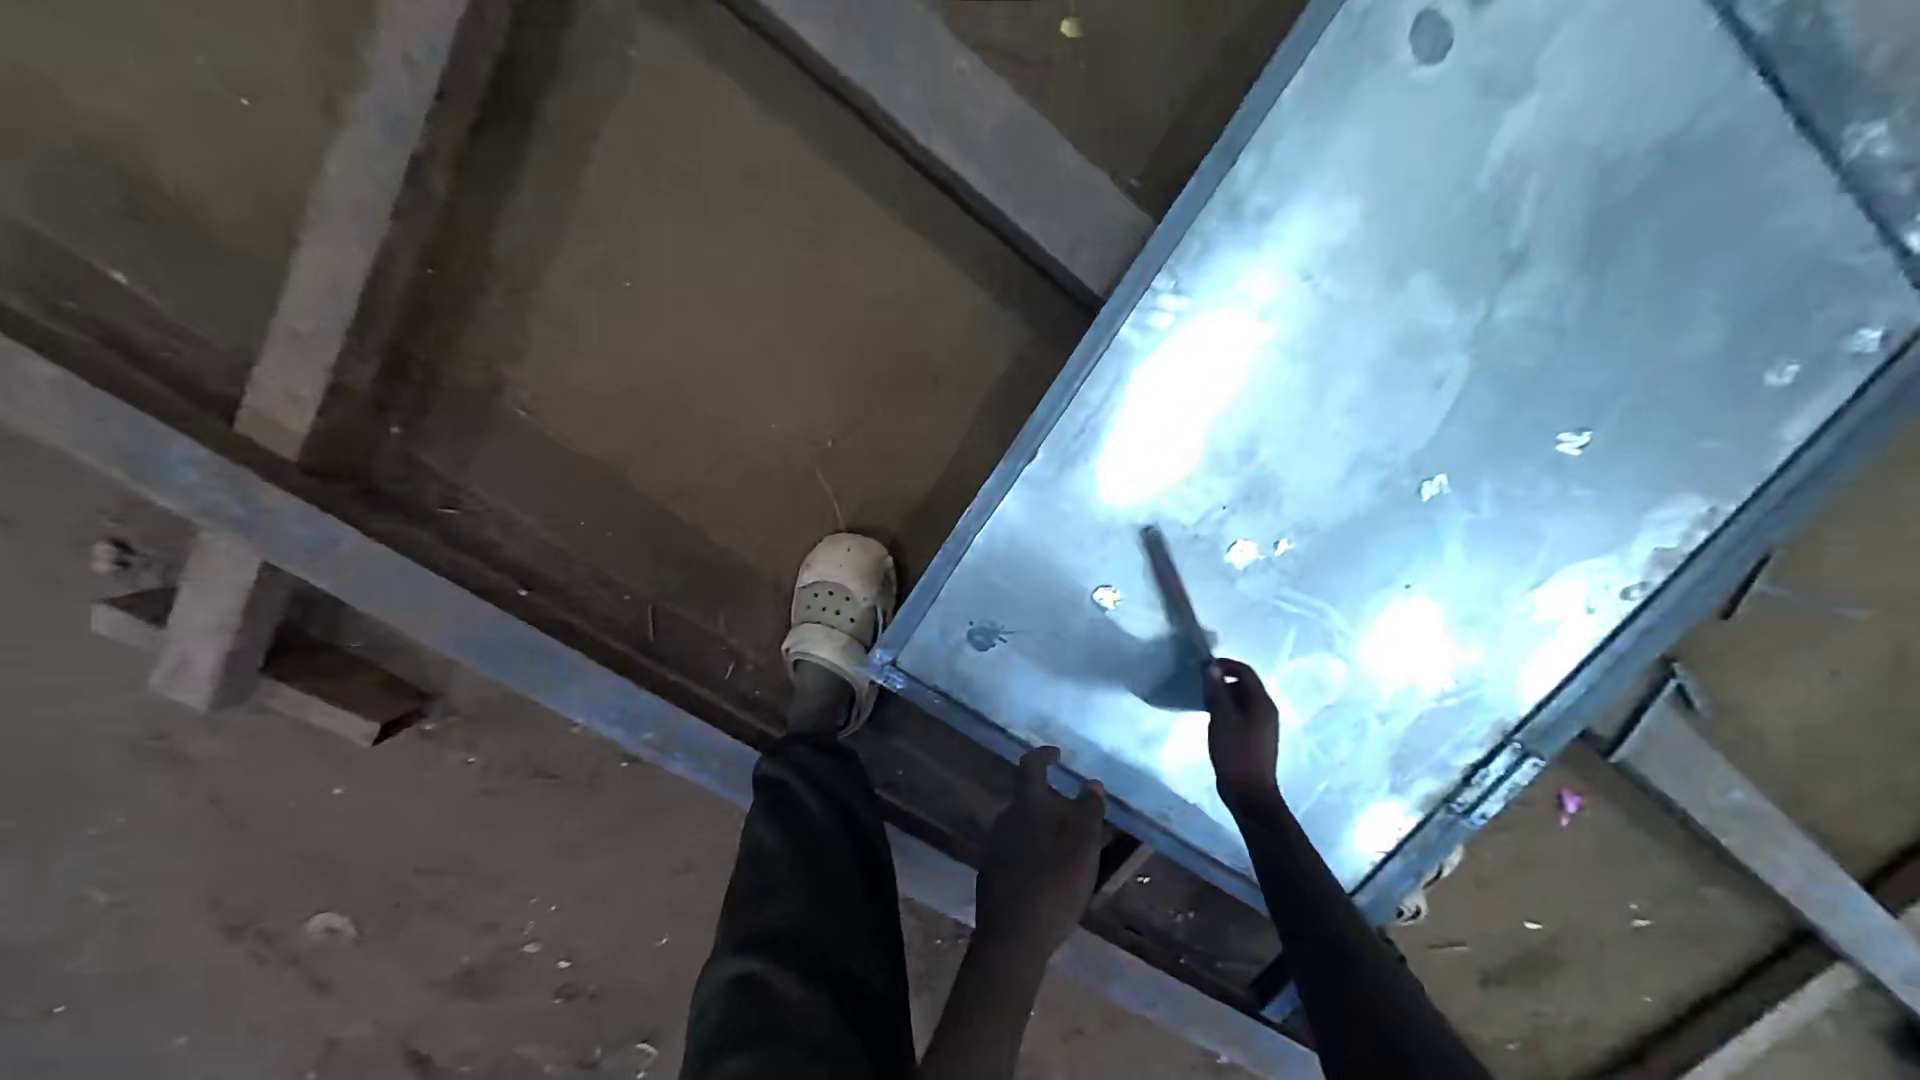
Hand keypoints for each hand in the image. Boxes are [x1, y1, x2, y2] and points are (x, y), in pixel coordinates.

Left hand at [975, 746, 1105, 958]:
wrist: (1011, 937)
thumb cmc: (1053, 886)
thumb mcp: (1083, 848)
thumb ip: (1089, 812)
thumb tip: (1091, 784)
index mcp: (1026, 805)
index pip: (1030, 766)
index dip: (1044, 755)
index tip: (1058, 755)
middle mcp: (1005, 817)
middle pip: (1030, 798)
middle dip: (1055, 803)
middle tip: (1082, 819)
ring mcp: (994, 844)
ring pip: (1025, 824)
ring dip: (1047, 828)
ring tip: (1072, 849)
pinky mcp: (991, 869)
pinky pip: (1017, 846)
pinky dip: (1036, 848)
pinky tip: (1051, 872)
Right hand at [1206, 658, 1280, 805]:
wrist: (1249, 792)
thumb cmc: (1235, 752)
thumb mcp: (1223, 718)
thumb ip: (1218, 690)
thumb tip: (1212, 666)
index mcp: (1262, 703)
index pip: (1246, 672)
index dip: (1225, 664)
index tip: (1202, 667)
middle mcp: (1266, 710)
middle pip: (1245, 684)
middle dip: (1222, 679)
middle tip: (1200, 685)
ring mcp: (1262, 725)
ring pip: (1242, 699)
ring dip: (1223, 695)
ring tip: (1202, 700)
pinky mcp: (1254, 736)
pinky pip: (1240, 713)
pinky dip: (1226, 709)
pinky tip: (1212, 718)